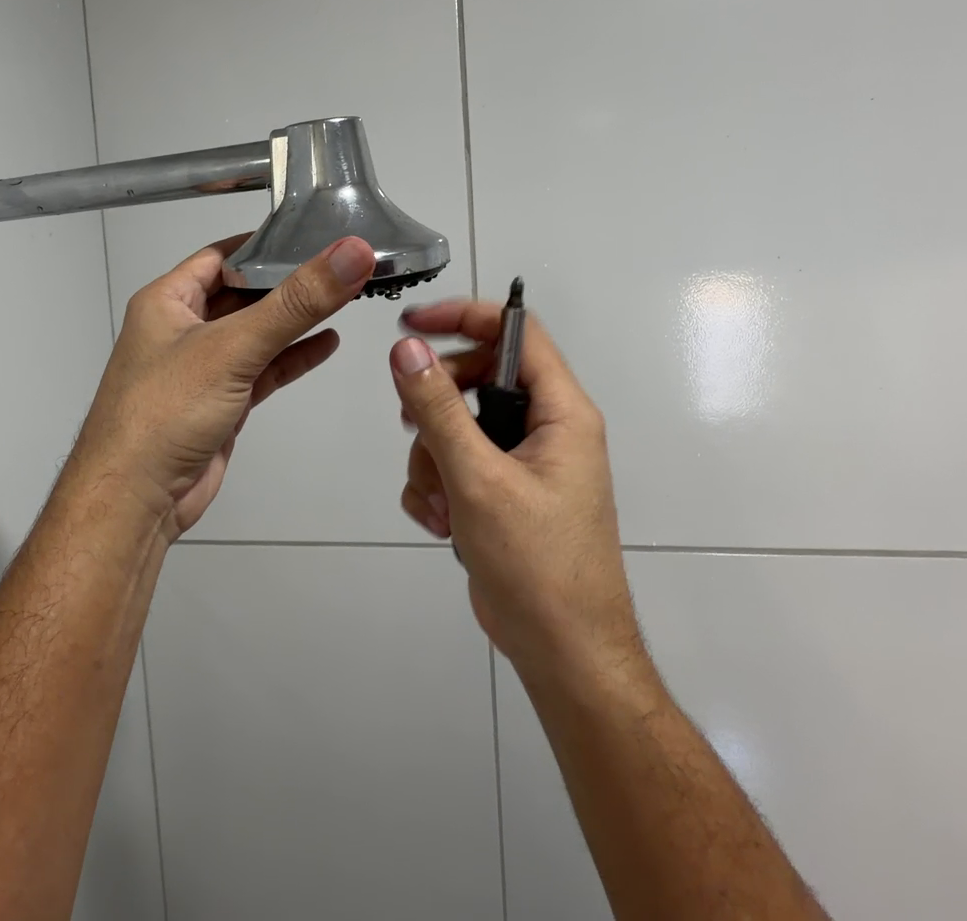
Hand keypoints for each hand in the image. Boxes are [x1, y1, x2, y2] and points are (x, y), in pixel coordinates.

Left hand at [67, 233, 376, 537]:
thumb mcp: (231, 348)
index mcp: (166, 302)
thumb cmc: (156, 418)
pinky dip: (292, 358)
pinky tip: (324, 343)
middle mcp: (181, 332)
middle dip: (288, 282)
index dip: (265, 244)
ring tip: (344, 297)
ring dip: (296, 320)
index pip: (222, 256)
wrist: (136, 498)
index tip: (312, 233)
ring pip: (256, 334)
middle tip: (340, 265)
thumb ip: (293, 304)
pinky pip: (262, 371)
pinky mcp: (219, 404)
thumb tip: (345, 257)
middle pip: (244, 294)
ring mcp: (201, 370)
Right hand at [387, 301, 641, 673]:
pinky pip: (454, 469)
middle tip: (411, 428)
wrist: (560, 647)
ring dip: (432, 464)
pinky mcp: (498, 497)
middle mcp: (543, 430)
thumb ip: (439, 410)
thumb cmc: (535, 561)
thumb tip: (405, 349)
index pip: (515, 334)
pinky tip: (440, 526)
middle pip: (475, 382)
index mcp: (561, 413)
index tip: (408, 326)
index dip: (462, 318)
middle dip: (435, 410)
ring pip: (455, 430)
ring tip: (442, 508)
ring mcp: (519, 465)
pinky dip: (437, 491)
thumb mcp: (479, 479)